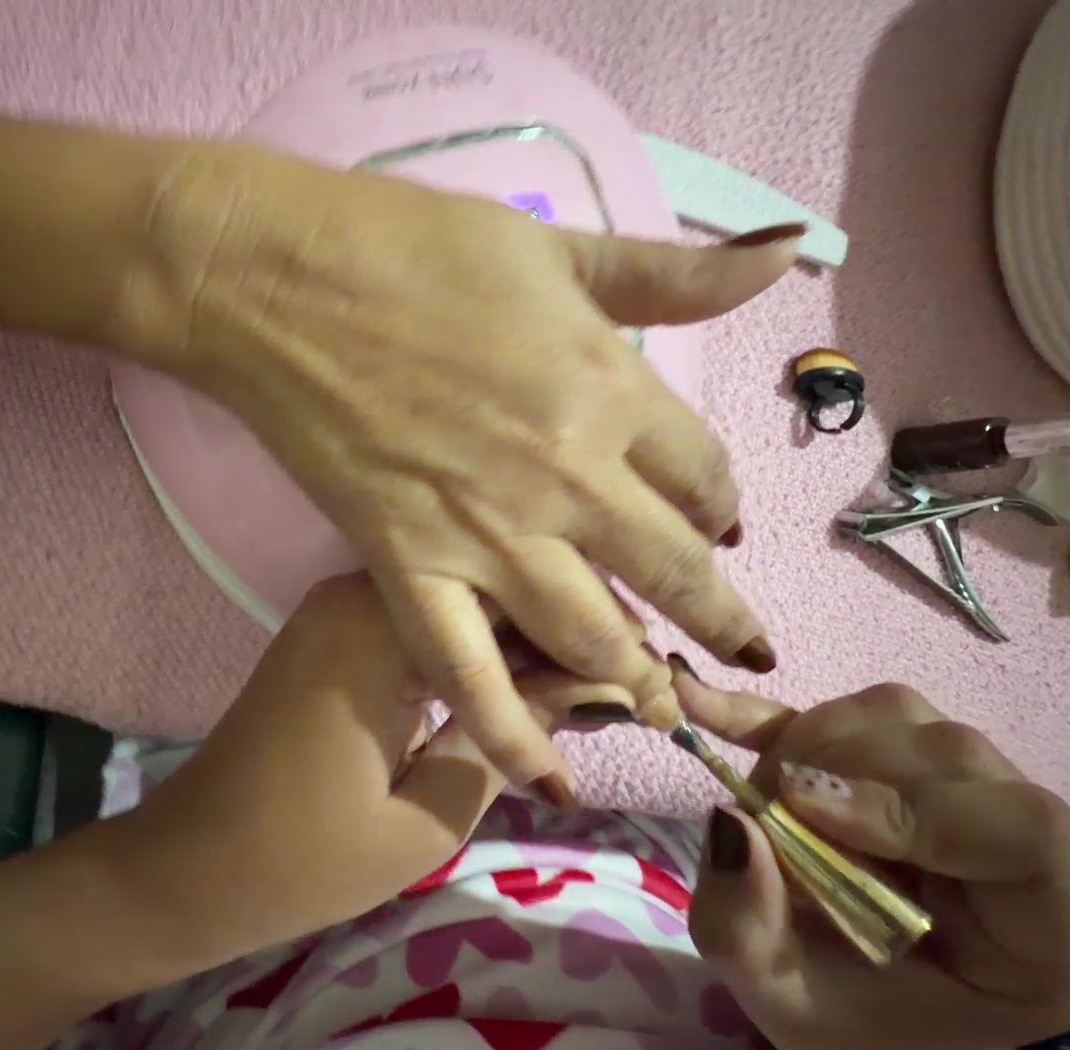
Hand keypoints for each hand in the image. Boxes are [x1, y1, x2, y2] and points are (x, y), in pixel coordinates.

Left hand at [130, 573, 631, 953]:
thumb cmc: (308, 854)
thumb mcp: (431, 814)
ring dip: (523, 638)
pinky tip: (521, 679)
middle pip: (492, 587)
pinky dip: (477, 645)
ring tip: (588, 686)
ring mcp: (340, 602)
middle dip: (564, 634)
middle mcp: (361, 589)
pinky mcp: (332, 625)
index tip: (651, 683)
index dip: (596, 639)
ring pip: (462, 597)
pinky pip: (425, 615)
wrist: (192, 861)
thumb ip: (512, 741)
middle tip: (630, 687)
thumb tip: (588, 692)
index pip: (520, 600)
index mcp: (384, 624)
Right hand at [132, 142, 801, 798]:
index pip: (705, 476)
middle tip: (739, 645)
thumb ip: (673, 271)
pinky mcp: (405, 569)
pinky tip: (555, 783)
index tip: (712, 517)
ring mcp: (485, 537)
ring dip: (639, 676)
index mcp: (610, 392)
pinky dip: (511, 737)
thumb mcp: (558, 246)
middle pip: (673, 572)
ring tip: (664, 703)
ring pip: (591, 636)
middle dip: (717, 614)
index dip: (720, 504)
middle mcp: (567, 481)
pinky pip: (465, 675)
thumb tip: (786, 248)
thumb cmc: (418, 247)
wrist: (283, 281)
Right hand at [676, 678, 1069, 1049]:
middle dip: (838, 773)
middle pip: (949, 756)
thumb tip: (732, 822)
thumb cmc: (842, 1018)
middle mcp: (1023, 847)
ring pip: (899, 718)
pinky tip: (702, 704)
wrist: (851, 1003)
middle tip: (768, 814)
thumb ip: (751, 929)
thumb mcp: (785, 1002)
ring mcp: (966, 789)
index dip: (914, 804)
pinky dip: (769, 709)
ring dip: (808, 745)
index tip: (804, 808)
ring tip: (766, 799)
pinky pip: (846, 711)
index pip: (1026, 831)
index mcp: (1043, 939)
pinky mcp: (901, 758)